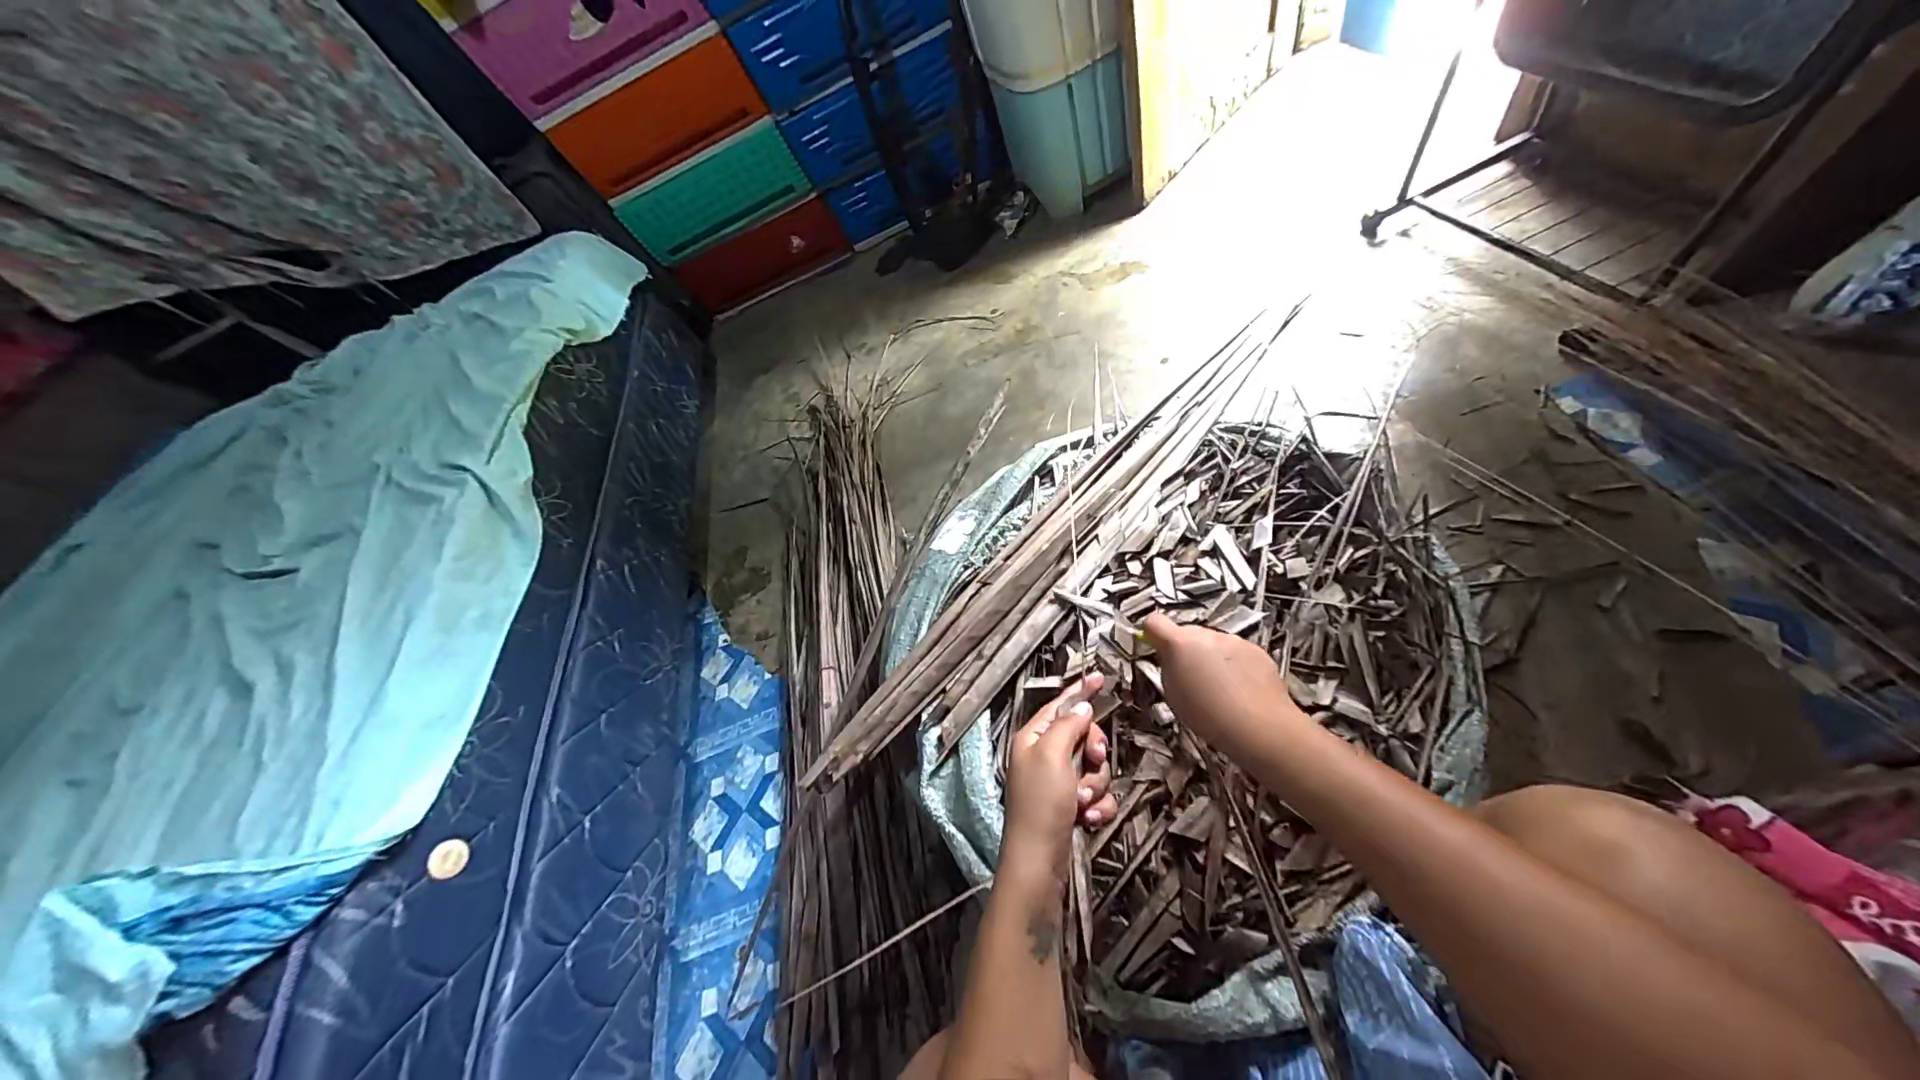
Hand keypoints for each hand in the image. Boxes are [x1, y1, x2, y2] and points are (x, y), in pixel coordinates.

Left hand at [1001, 674, 1116, 879]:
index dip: (1080, 691)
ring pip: (1096, 767)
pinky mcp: (1072, 805)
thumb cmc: (1041, 805)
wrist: (1040, 862)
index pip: (1060, 705)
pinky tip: (1088, 818)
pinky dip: (1098, 806)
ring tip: (1082, 802)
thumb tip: (1082, 706)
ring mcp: (1060, 782)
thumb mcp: (1052, 755)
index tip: (1099, 677)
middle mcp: (1045, 755)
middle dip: (1093, 752)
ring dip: (1095, 784)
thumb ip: (1068, 725)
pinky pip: (1098, 794)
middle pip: (1084, 736)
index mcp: (1033, 737)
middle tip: (1091, 762)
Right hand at [1142, 614, 1310, 759]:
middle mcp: (1206, 635)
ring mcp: (1233, 641)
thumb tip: (1167, 658)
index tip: (1154, 645)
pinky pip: (1235, 652)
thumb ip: (1167, 667)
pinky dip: (1232, 664)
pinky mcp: (1255, 650)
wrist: (1259, 726)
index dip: (1152, 633)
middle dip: (1185, 650)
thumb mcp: (1172, 693)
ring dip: (1210, 658)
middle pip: (1187, 633)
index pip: (1154, 622)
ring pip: (1212, 643)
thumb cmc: (1211, 715)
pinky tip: (1236, 689)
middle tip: (1187, 678)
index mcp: (1179, 643)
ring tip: (1215, 689)